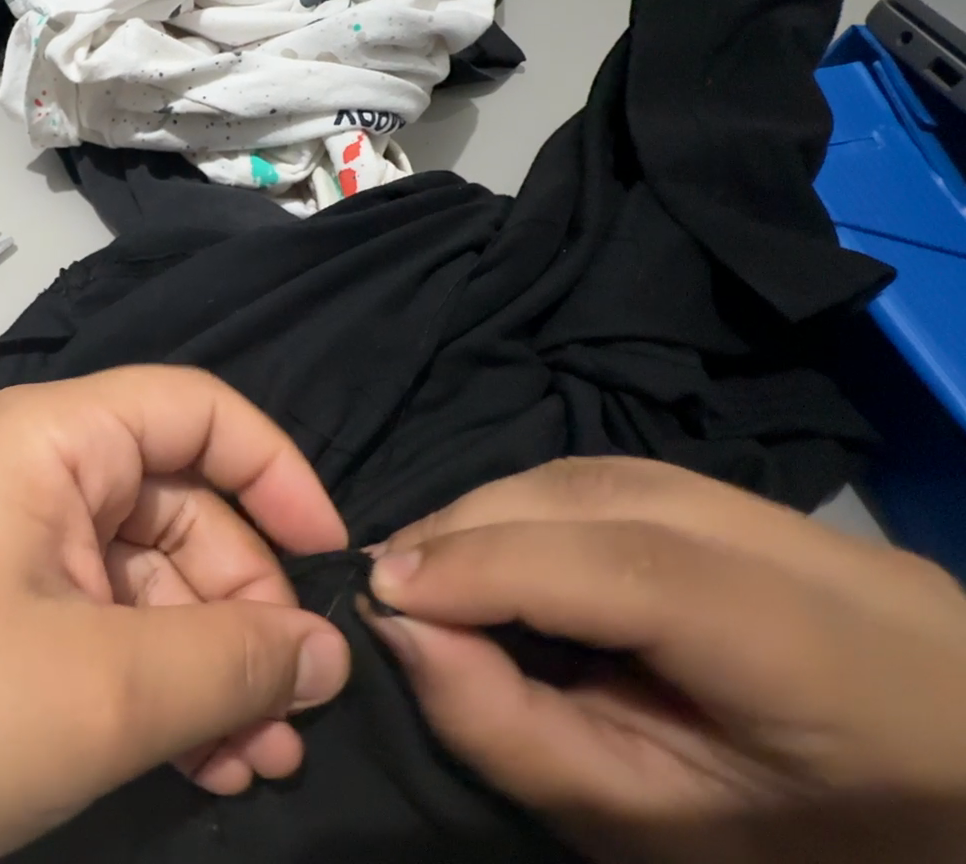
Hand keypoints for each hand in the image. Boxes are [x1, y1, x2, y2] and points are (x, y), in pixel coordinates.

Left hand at [0, 366, 351, 862]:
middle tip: (292, 717)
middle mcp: (35, 476)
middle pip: (183, 511)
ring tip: (257, 762)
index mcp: (50, 443)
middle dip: (248, 611)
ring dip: (211, 667)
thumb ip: (231, 663)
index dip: (277, 473)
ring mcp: (16, 546)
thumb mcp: (101, 691)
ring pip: (151, 584)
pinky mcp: (2, 612)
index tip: (332, 561)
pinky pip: (106, 627)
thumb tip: (326, 650)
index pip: (194, 413)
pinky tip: (203, 764)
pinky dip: (158, 687)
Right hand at [363, 457, 965, 863]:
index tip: (386, 589)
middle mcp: (849, 569)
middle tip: (390, 574)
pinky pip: (624, 483)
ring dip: (496, 508)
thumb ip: (508, 728)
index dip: (498, 566)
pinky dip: (534, 507)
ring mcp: (817, 530)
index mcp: (855, 674)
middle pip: (617, 498)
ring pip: (610, 474)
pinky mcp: (777, 518)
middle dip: (476, 524)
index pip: (649, 573)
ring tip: (429, 560)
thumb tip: (399, 623)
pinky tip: (496, 545)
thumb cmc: (780, 856)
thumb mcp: (638, 827)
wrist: (923, 834)